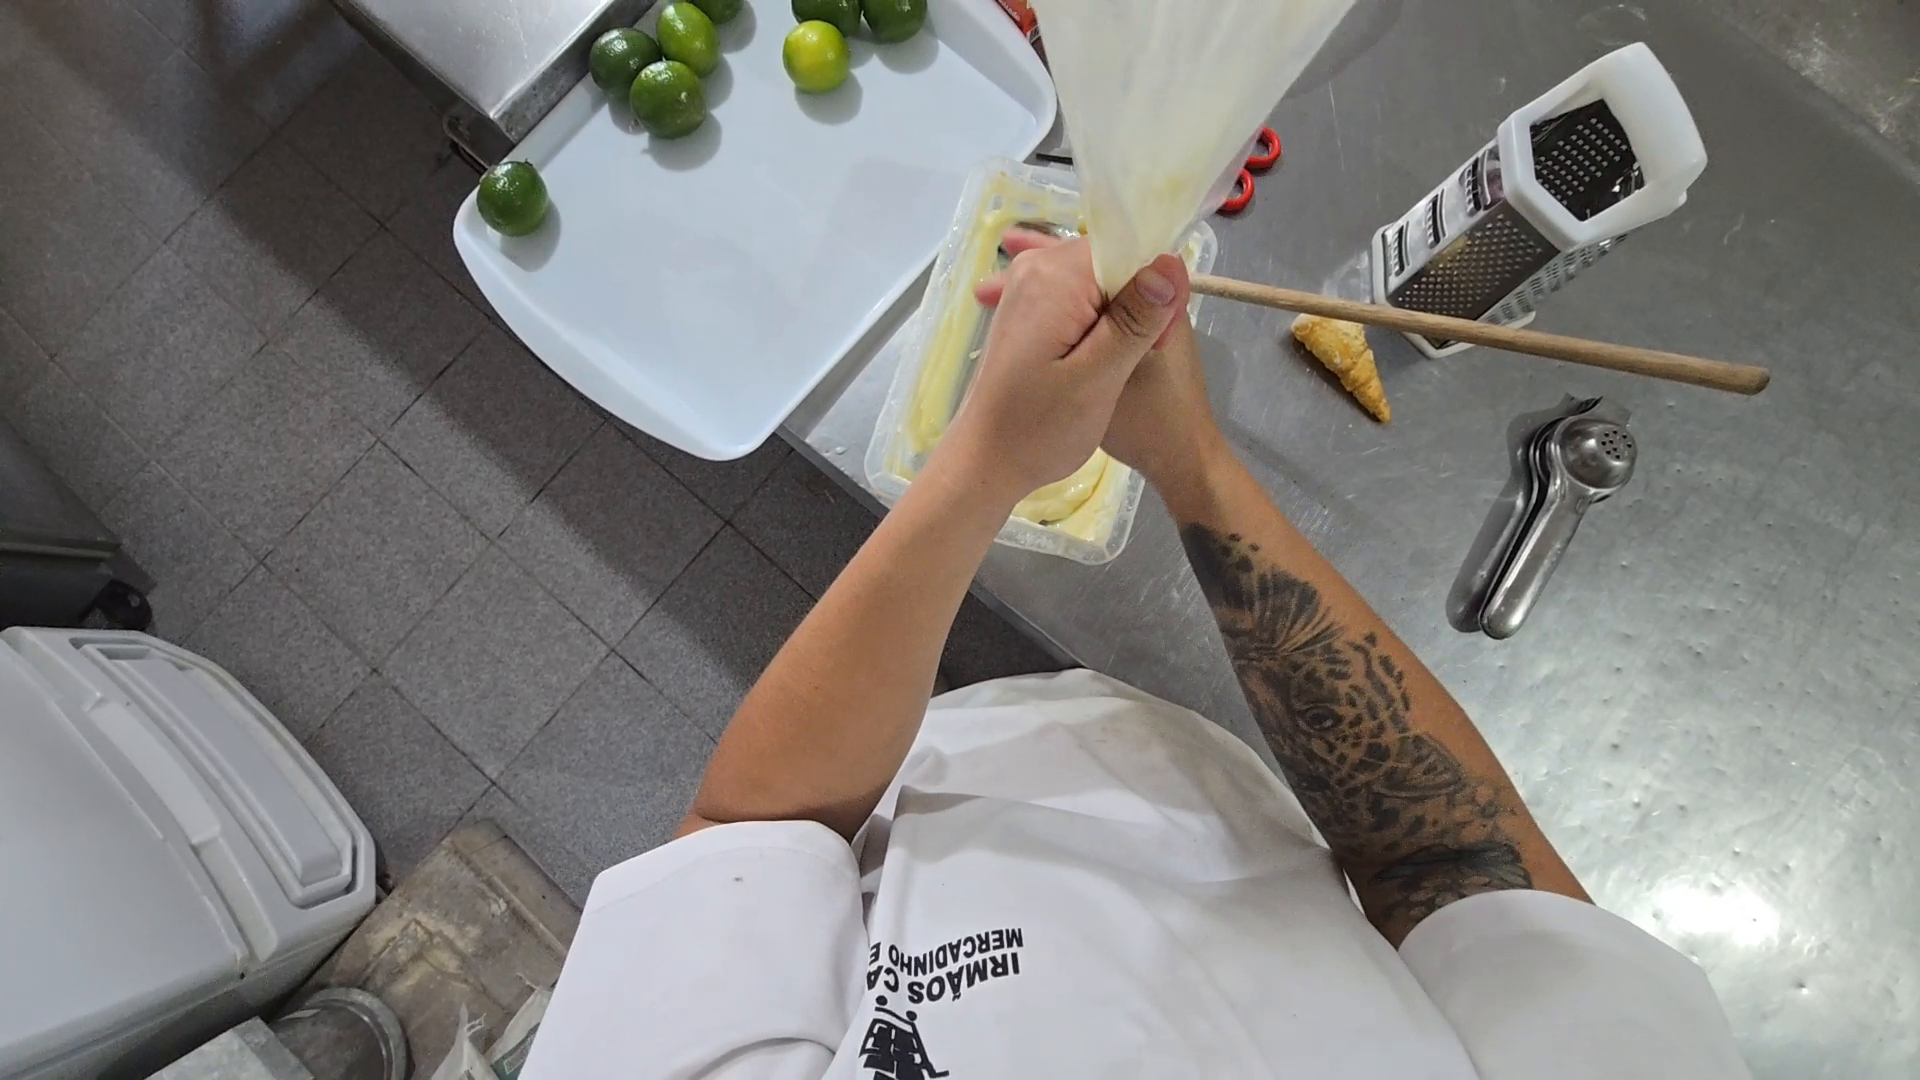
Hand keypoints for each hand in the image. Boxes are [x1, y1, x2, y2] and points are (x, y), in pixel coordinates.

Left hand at [975, 230, 1226, 498]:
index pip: (1131, 250)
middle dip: (1137, 307)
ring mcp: (1028, 288)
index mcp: (1055, 276)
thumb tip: (1171, 263)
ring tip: (1112, 371)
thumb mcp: (1097, 379)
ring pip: (1101, 284)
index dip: (1155, 293)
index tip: (1156, 345)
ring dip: (1119, 322)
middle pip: (1115, 263)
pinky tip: (1096, 365)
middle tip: (1137, 363)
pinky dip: (1096, 328)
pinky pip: (1079, 300)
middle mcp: (1037, 268)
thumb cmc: (1038, 431)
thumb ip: (1134, 321)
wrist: (984, 462)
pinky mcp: (1029, 311)